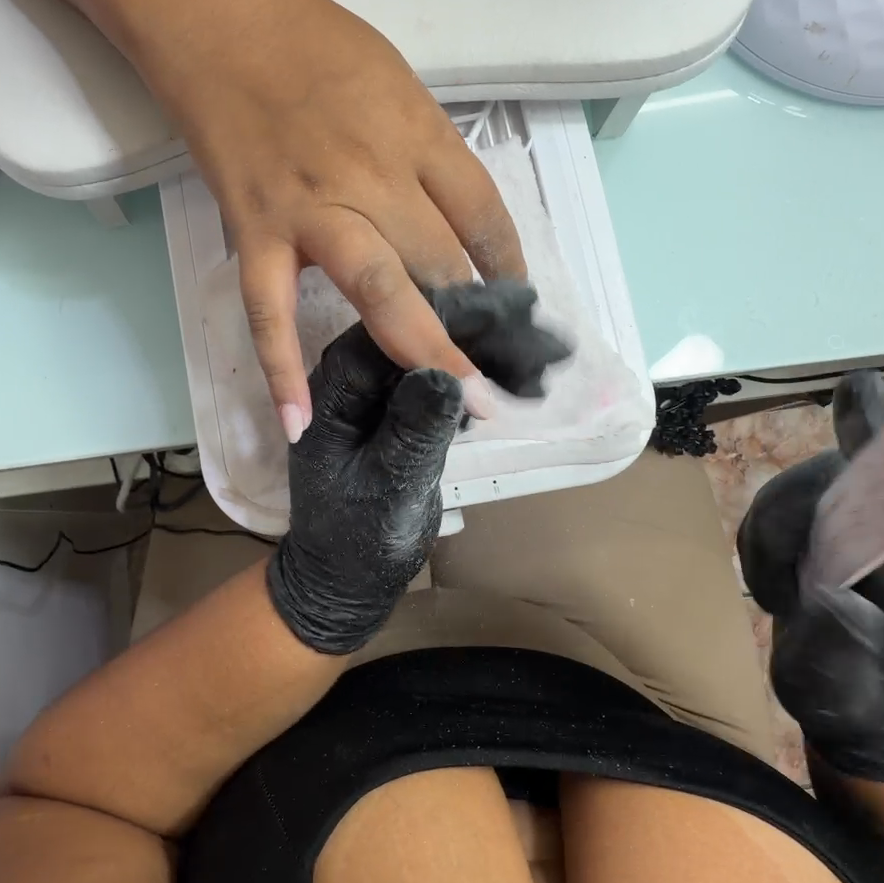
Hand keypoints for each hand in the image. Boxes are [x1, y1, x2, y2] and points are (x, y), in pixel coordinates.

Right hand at [143, 0, 526, 445]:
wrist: (214, 20)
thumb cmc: (307, 39)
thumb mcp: (391, 80)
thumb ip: (421, 150)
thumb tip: (441, 216)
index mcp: (418, 133)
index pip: (484, 214)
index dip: (510, 268)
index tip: (518, 308)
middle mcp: (376, 177)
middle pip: (442, 263)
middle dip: (478, 326)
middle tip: (503, 381)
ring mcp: (313, 209)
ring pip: (377, 291)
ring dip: (421, 352)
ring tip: (453, 407)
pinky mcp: (256, 231)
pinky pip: (268, 310)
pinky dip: (281, 369)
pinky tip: (298, 422)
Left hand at [268, 282, 570, 653]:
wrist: (349, 576)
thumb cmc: (354, 539)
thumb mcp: (387, 487)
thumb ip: (414, 431)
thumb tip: (448, 372)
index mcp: (337, 388)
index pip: (391, 333)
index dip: (448, 318)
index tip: (505, 307)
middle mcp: (357, 378)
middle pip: (419, 334)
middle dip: (478, 329)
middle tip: (539, 324)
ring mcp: (382, 392)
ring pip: (438, 355)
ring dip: (488, 351)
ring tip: (546, 350)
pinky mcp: (405, 410)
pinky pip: (445, 382)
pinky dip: (483, 379)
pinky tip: (524, 376)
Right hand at [738, 371, 883, 782]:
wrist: (870, 704)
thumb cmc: (859, 700)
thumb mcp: (841, 696)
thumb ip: (834, 649)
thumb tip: (825, 592)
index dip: (882, 441)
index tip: (859, 388)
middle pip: (838, 484)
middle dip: (786, 523)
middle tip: (771, 590)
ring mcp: (873, 526)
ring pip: (803, 490)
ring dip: (771, 540)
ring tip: (778, 597)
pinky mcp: (841, 521)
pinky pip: (785, 502)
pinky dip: (764, 537)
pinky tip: (779, 578)